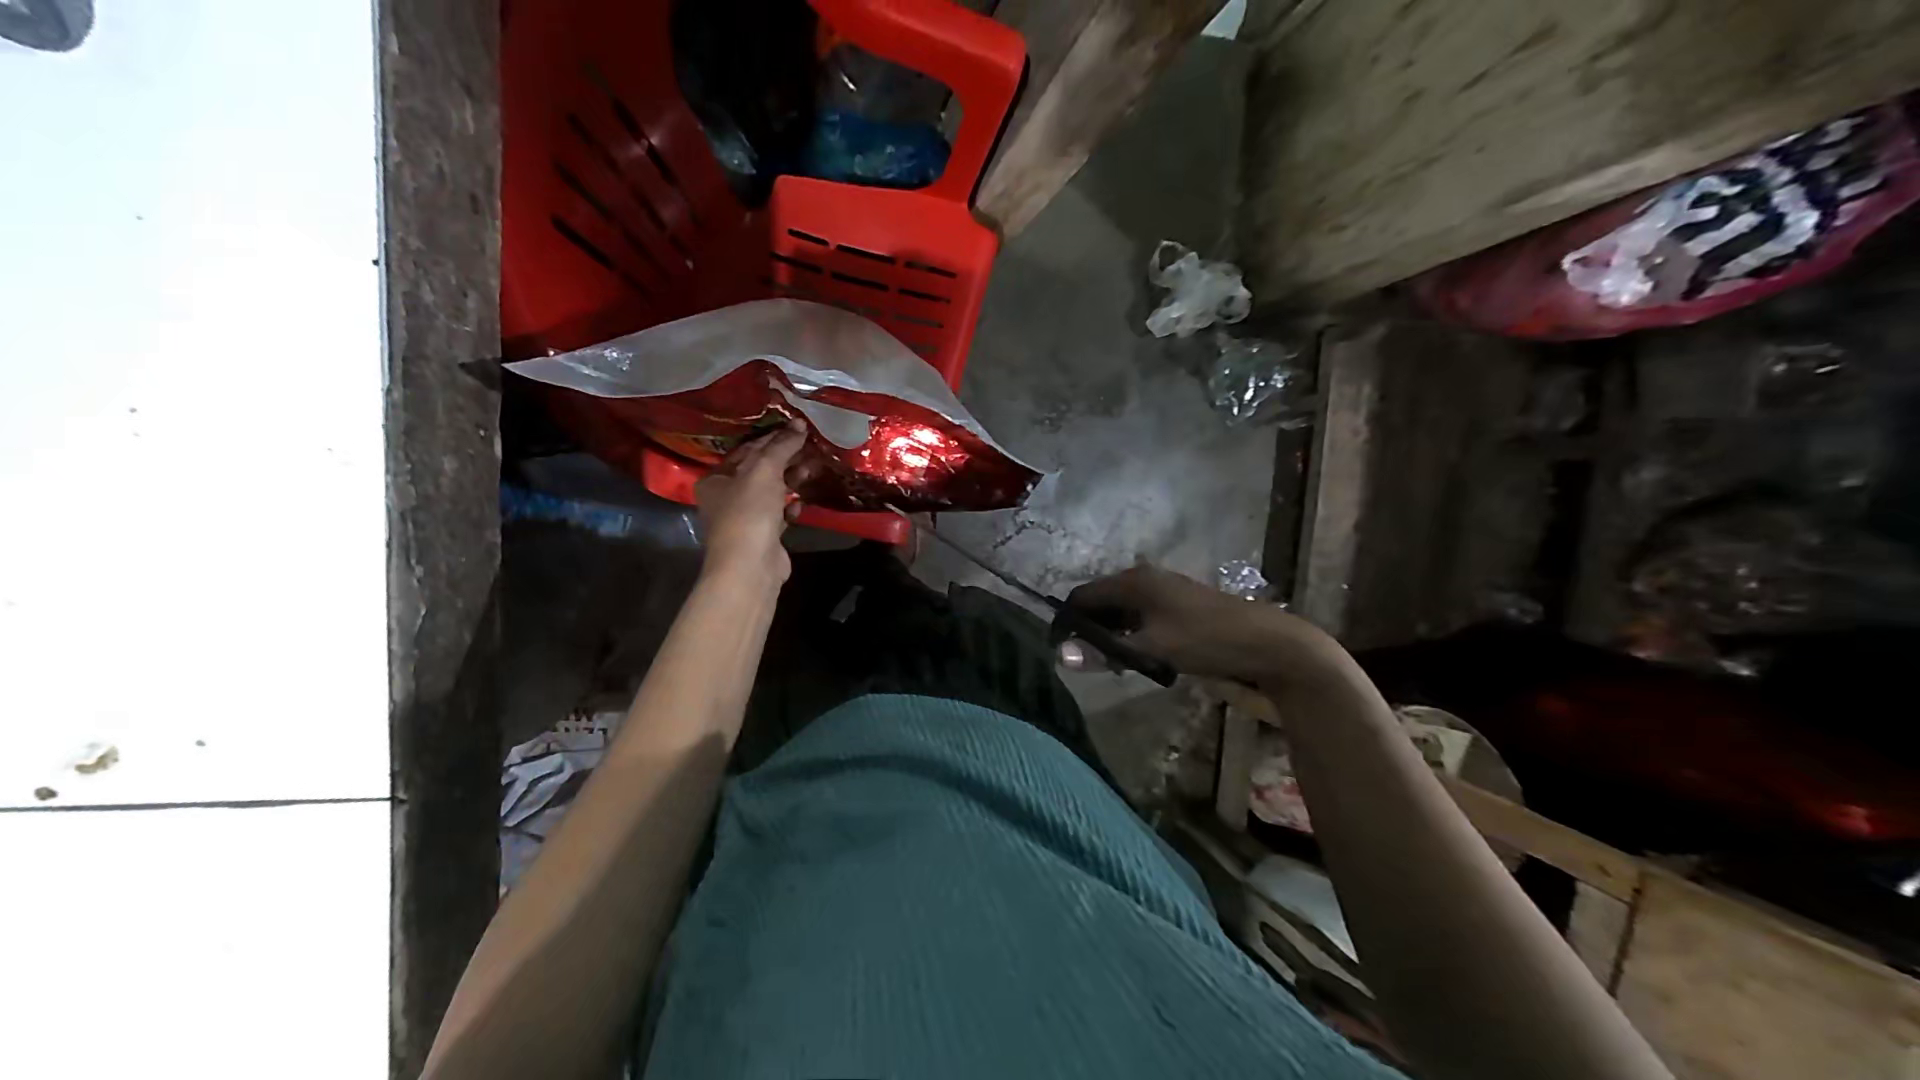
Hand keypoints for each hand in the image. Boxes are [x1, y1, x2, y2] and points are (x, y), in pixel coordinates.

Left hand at [693, 422, 812, 586]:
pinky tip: (799, 504)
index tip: (798, 429)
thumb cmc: (749, 511)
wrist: (750, 565)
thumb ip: (781, 446)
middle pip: (759, 471)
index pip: (746, 450)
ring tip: (810, 470)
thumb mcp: (764, 470)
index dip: (772, 438)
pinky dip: (790, 507)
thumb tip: (799, 424)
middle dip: (785, 459)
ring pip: (771, 492)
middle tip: (810, 448)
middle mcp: (725, 498)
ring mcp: (744, 519)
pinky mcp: (763, 536)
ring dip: (790, 481)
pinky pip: (778, 514)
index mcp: (715, 479)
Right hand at [1065, 564, 1335, 682]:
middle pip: (1101, 602)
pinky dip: (1132, 637)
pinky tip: (1140, 659)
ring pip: (1122, 612)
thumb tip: (1059, 655)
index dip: (1067, 620)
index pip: (1083, 595)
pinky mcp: (1179, 608)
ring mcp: (1164, 592)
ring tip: (1115, 664)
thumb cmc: (1206, 640)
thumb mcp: (1152, 649)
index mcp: (1134, 582)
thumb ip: (1105, 652)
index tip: (1061, 650)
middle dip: (1090, 630)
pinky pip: (1141, 619)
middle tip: (1090, 662)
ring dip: (1113, 636)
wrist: (1269, 644)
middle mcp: (1145, 579)